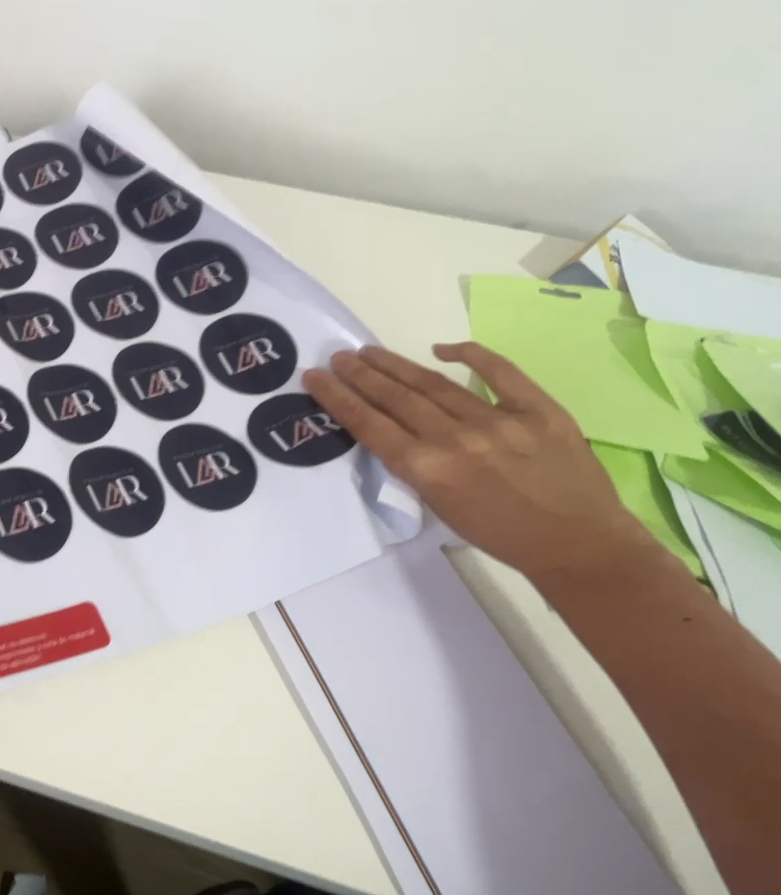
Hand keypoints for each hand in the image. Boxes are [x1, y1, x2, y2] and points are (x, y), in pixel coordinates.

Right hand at [302, 342, 663, 582]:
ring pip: (435, 383)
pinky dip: (471, 355)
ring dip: (397, 365)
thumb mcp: (437, 505)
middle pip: (396, 397)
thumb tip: (392, 429)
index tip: (316, 376)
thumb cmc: (498, 533)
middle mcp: (456, 440)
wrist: (579, 545)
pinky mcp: (540, 411)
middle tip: (339, 357)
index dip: (337, 397)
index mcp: (427, 469)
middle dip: (361, 375)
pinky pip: (500, 373)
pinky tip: (442, 348)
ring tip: (371, 352)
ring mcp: (499, 422)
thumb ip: (413, 464)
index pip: (369, 423)